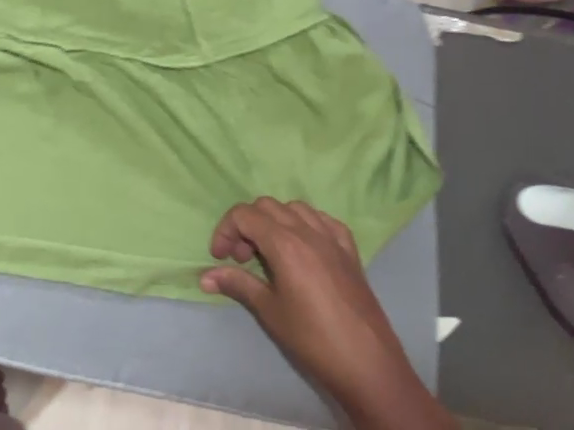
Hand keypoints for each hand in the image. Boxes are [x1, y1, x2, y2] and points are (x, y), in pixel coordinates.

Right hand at [200, 198, 451, 429]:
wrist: (368, 366)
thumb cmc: (313, 338)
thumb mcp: (268, 310)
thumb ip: (237, 284)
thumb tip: (204, 277)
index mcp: (285, 244)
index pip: (244, 215)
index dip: (225, 231)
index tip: (220, 258)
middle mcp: (308, 232)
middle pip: (266, 206)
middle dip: (247, 226)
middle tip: (242, 258)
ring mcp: (333, 241)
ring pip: (295, 208)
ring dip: (275, 221)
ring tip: (271, 252)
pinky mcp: (351, 254)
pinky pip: (325, 221)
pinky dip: (307, 225)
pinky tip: (304, 247)